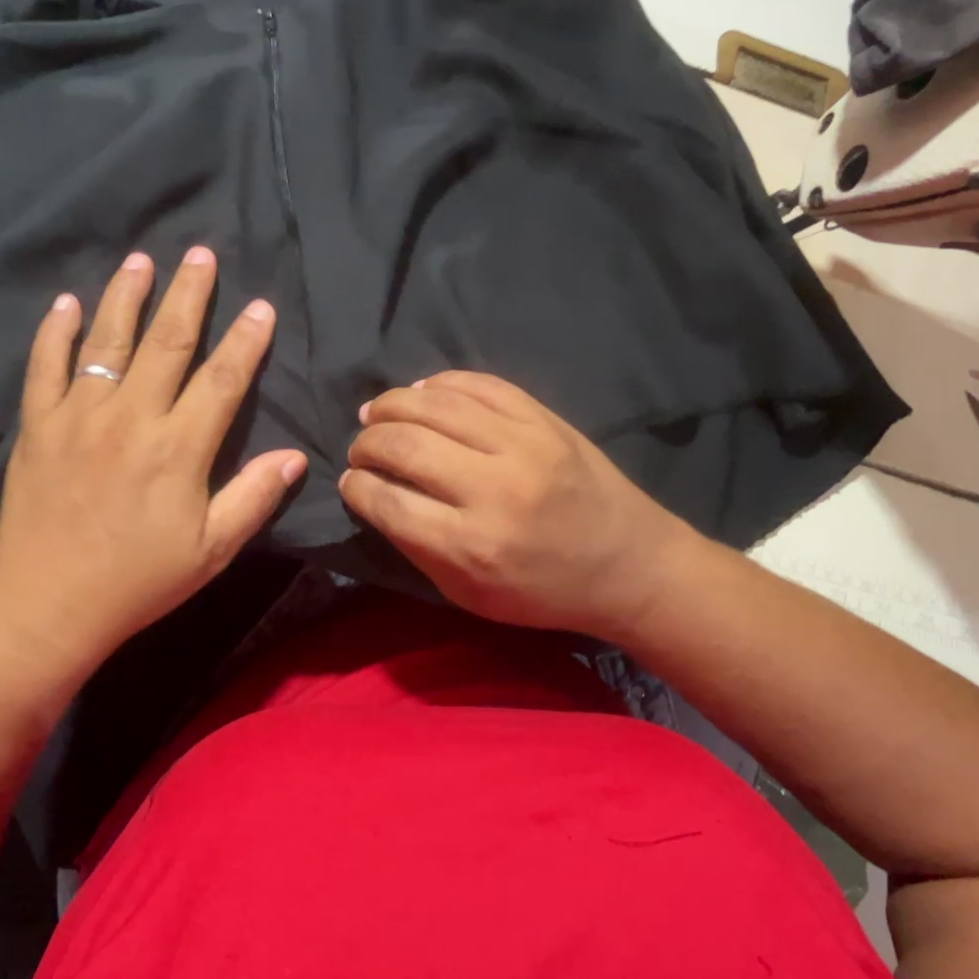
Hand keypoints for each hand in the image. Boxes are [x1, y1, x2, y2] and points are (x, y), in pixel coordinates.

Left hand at [0, 247, 305, 678]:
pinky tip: (66, 303)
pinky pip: (45, 367)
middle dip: (189, 295)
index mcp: (179, 448)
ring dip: (127, 297)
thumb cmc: (137, 581)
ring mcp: (79, 417)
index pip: (222, 380)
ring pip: (107, 342)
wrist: (46, 603)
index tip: (261, 306)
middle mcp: (131, 418)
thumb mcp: (210, 550)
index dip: (245, 341)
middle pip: (167, 343)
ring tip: (141, 259)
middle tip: (201, 254)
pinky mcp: (38, 426)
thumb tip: (295, 456)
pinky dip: (55, 332)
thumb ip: (253, 497)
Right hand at [340, 371, 705, 639]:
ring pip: (435, 404)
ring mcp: (523, 445)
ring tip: (376, 413)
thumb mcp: (467, 594)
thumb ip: (416, 547)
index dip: (355, 486)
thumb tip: (372, 495)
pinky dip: (440, 384)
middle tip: (360, 449)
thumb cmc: (542, 592)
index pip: (387, 500)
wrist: (629, 564)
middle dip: (367, 443)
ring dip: (392, 404)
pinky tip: (421, 393)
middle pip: (404, 444)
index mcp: (471, 546)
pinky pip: (480, 383)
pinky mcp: (544, 419)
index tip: (349, 481)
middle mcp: (493, 489)